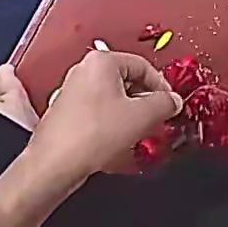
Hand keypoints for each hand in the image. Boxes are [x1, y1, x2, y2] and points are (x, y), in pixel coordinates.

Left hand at [25, 50, 181, 183]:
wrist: (54, 165)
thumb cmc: (92, 135)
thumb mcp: (141, 116)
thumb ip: (164, 103)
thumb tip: (173, 100)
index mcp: (101, 61)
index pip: (142, 66)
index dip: (161, 85)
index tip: (169, 102)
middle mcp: (84, 70)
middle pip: (127, 80)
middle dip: (144, 100)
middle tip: (156, 117)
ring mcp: (72, 90)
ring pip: (113, 96)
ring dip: (129, 113)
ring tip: (137, 131)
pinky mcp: (66, 111)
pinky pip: (98, 110)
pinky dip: (112, 121)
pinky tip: (116, 140)